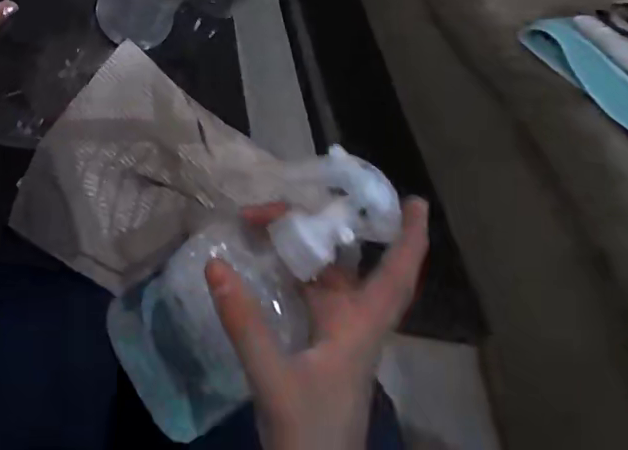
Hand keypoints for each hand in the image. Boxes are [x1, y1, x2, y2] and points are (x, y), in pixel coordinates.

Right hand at [206, 198, 429, 449]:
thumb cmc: (311, 435)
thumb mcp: (275, 379)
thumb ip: (245, 323)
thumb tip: (214, 263)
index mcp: (360, 331)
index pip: (395, 279)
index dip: (408, 240)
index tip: (413, 202)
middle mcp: (352, 326)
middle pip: (346, 265)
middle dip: (320, 227)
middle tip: (280, 201)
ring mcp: (332, 336)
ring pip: (322, 277)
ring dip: (297, 246)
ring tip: (260, 219)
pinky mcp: (312, 346)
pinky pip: (303, 293)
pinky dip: (284, 268)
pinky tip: (258, 257)